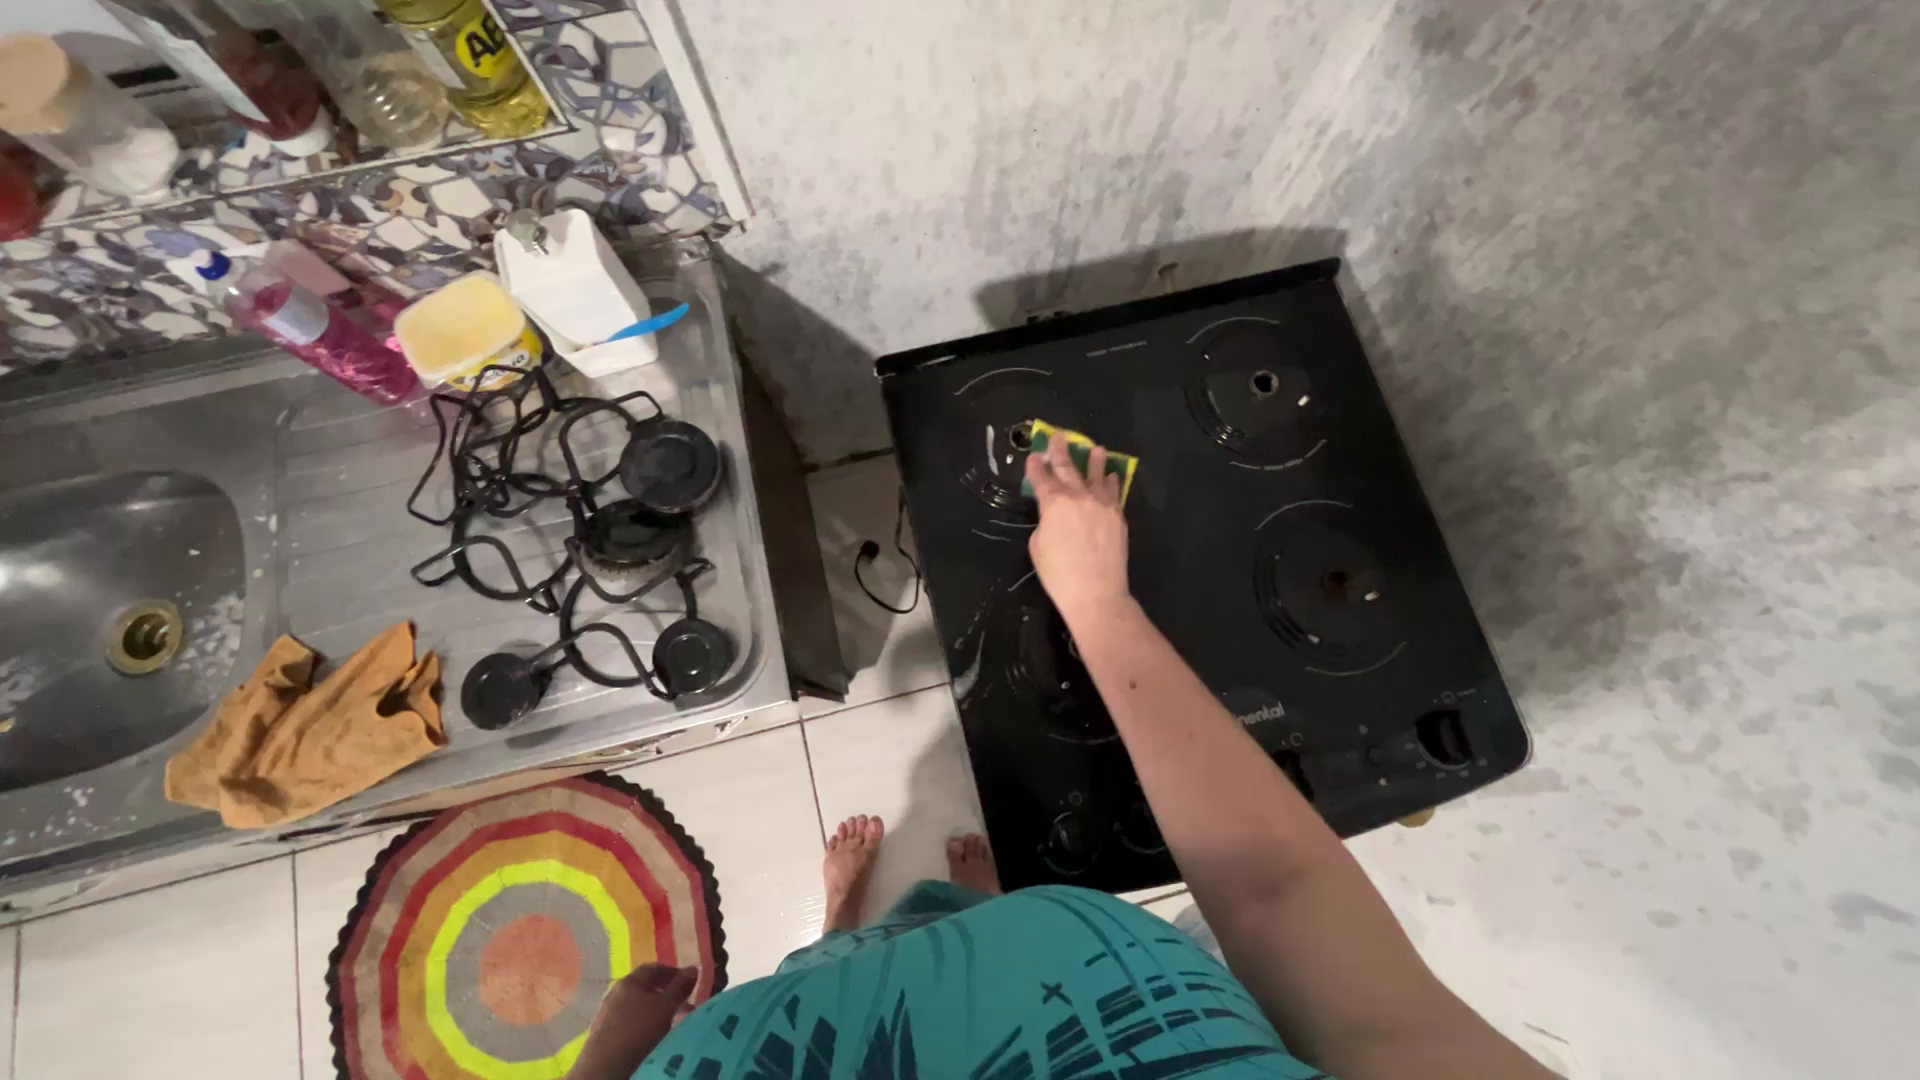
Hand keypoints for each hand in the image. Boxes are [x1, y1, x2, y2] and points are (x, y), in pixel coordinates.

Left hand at [566, 963, 698, 1079]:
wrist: (603, 1069)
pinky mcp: (602, 1034)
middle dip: (665, 993)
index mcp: (629, 981)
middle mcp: (615, 992)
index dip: (673, 972)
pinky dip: (641, 1024)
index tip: (688, 983)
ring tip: (668, 1023)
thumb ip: (680, 987)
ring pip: (636, 1005)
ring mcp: (606, 1014)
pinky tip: (649, 1037)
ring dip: (654, 1010)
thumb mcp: (666, 1007)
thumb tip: (693, 968)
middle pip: (644, 987)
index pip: (654, 968)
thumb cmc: (637, 1031)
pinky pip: (627, 1021)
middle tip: (681, 1004)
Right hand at [1024, 435, 1130, 622]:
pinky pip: (1114, 493)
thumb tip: (1055, 517)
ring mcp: (1102, 505)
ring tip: (1095, 448)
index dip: (1036, 467)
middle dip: (1061, 452)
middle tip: (1058, 437)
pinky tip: (1112, 475)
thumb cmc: (1059, 574)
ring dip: (1093, 461)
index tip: (1034, 455)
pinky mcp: (1118, 517)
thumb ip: (1046, 523)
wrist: (1096, 592)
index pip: (1042, 479)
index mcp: (1054, 504)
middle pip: (1068, 469)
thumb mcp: (1038, 546)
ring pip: (1097, 476)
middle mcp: (1079, 497)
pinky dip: (1111, 482)